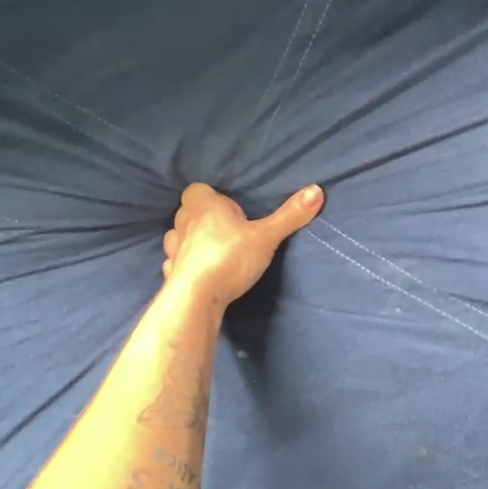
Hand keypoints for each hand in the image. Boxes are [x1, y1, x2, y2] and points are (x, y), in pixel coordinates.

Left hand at [161, 183, 322, 303]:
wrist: (195, 298)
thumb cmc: (229, 258)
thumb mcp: (267, 236)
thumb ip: (290, 216)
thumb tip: (316, 190)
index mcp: (204, 206)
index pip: (198, 189)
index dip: (213, 197)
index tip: (233, 210)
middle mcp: (183, 223)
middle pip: (189, 212)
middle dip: (205, 218)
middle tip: (230, 230)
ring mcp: (173, 250)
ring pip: (180, 236)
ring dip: (193, 240)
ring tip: (215, 250)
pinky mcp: (170, 273)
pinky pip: (177, 262)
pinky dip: (188, 264)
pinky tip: (202, 274)